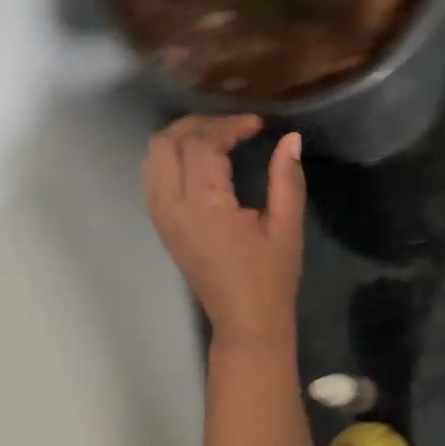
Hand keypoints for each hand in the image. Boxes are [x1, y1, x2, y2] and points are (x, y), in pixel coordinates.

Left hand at [143, 116, 305, 345]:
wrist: (246, 321)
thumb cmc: (271, 279)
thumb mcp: (287, 229)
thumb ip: (287, 181)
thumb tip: (291, 139)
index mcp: (206, 207)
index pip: (203, 144)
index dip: (229, 125)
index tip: (258, 125)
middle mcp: (174, 206)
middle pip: (168, 141)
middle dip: (201, 124)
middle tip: (235, 127)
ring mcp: (162, 215)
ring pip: (154, 155)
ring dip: (181, 136)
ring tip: (215, 137)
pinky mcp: (161, 223)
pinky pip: (153, 174)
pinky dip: (171, 156)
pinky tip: (198, 160)